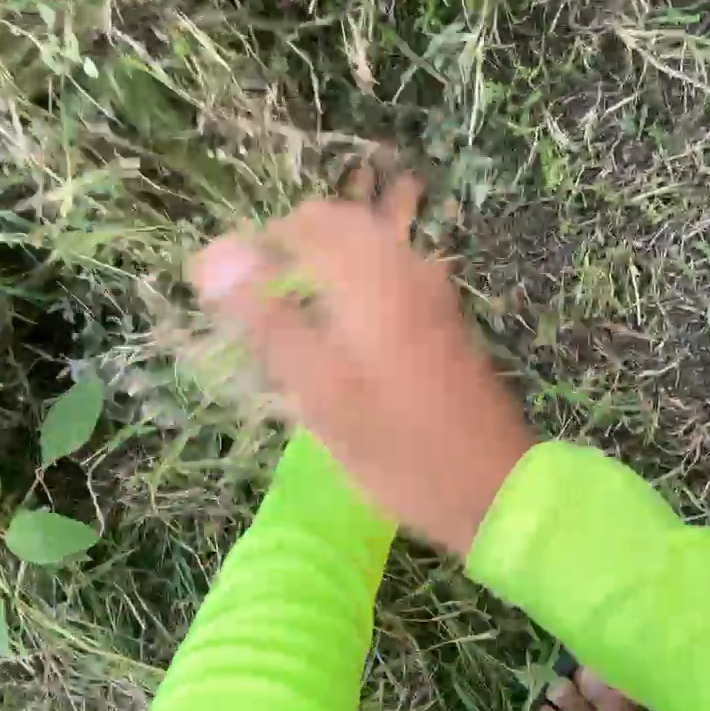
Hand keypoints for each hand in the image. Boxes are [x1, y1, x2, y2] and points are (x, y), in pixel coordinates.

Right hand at [189, 167, 533, 555]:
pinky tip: (345, 320)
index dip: (261, 242)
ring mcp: (434, 295)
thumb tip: (215, 257)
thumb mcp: (324, 395)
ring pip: (373, 245)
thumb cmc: (399, 449)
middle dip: (297, 242)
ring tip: (294, 300)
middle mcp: (409, 273)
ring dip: (329, 257)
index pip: (309, 224)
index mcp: (374, 282)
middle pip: (346, 224)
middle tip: (261, 288)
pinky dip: (359, 277)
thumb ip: (269, 322)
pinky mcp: (446, 318)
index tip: (227, 280)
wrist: (494, 486)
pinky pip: (395, 270)